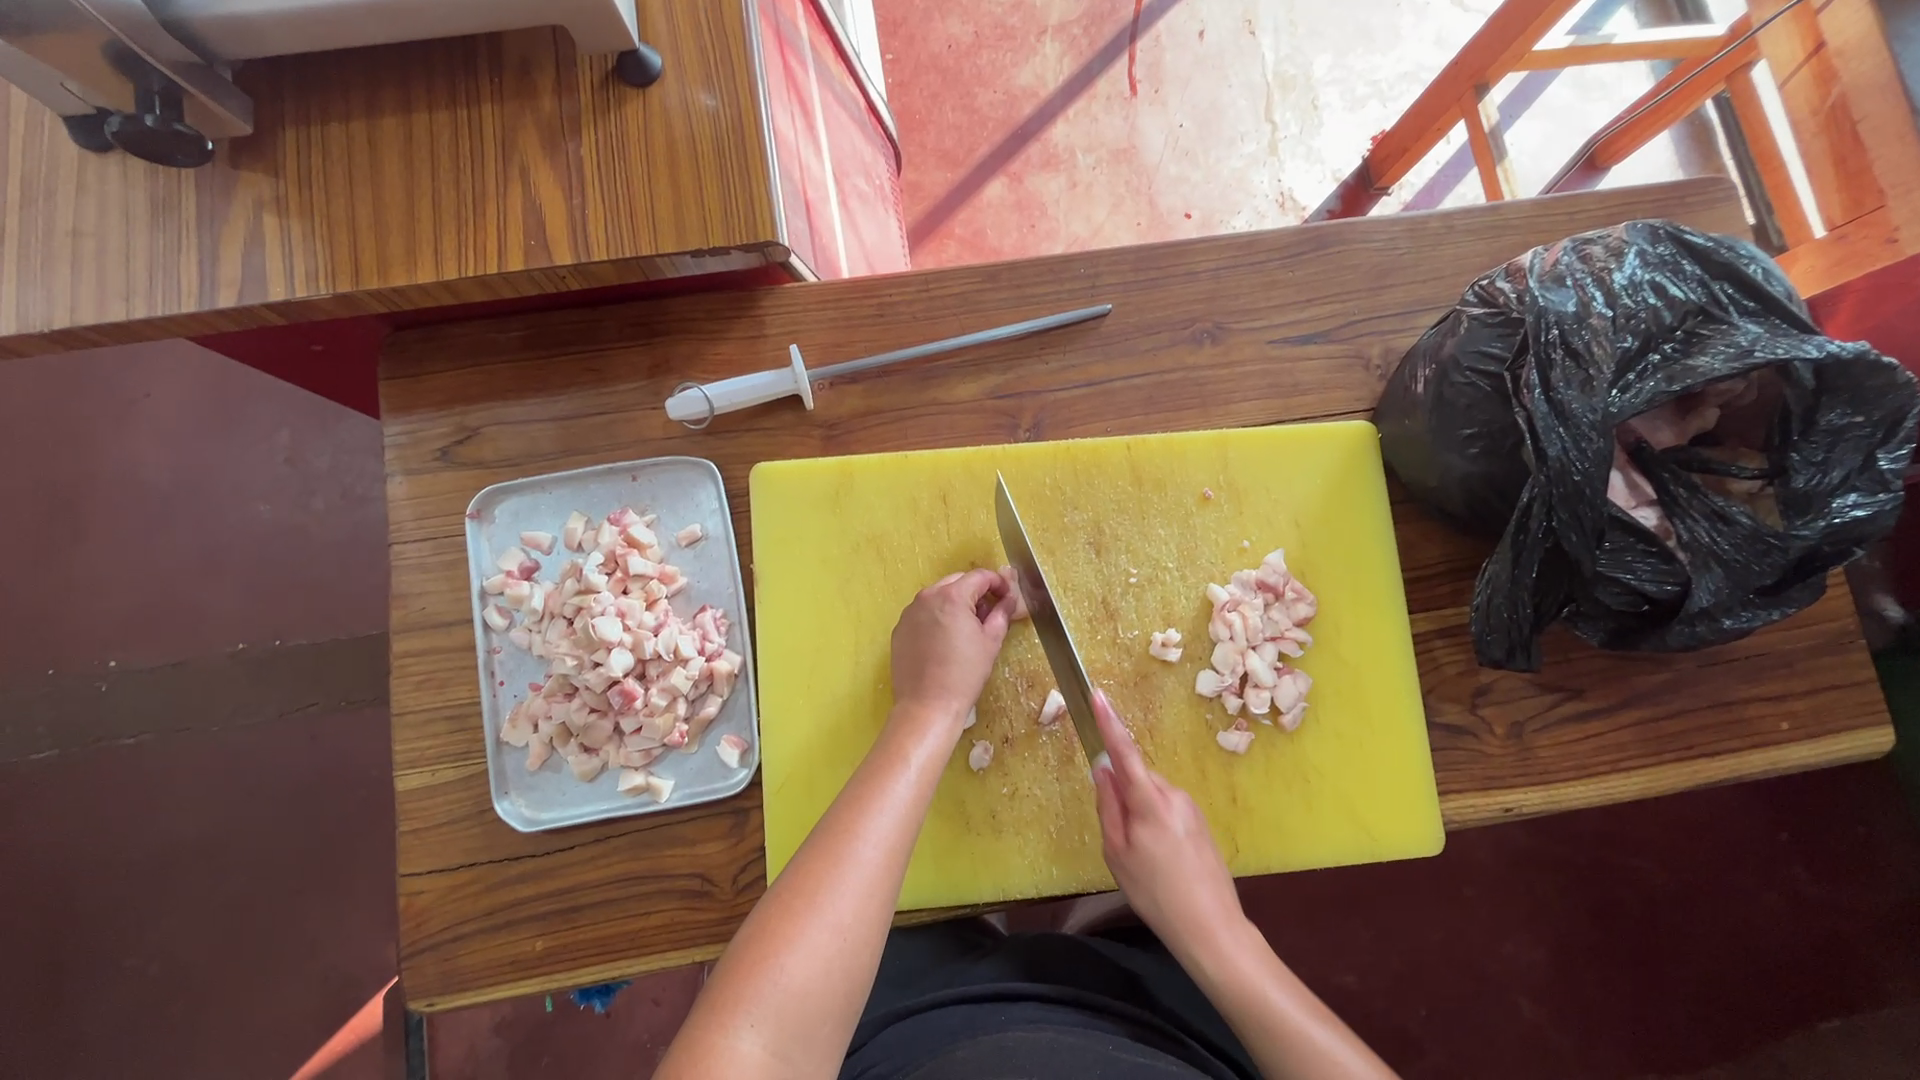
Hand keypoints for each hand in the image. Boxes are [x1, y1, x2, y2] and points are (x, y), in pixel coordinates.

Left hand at [889, 568, 1018, 729]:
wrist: (927, 705)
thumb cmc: (964, 674)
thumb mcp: (991, 642)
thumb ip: (1001, 613)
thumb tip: (1008, 599)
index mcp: (952, 597)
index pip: (979, 577)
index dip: (997, 583)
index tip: (1006, 596)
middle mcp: (927, 597)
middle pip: (957, 582)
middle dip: (975, 592)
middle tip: (988, 614)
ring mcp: (909, 612)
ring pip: (938, 596)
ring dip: (955, 603)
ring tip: (966, 628)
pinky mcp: (899, 628)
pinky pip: (922, 613)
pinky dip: (936, 617)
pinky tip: (944, 641)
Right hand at [1090, 690, 1246, 958]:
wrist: (1211, 927)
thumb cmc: (1155, 894)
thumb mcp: (1116, 853)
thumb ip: (1108, 806)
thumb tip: (1103, 768)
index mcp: (1149, 801)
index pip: (1124, 752)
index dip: (1109, 722)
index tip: (1098, 695)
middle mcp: (1174, 795)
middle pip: (1137, 778)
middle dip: (1123, 795)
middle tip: (1120, 842)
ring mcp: (1191, 807)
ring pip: (1152, 795)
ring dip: (1140, 813)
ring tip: (1144, 860)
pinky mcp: (1201, 821)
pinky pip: (1167, 809)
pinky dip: (1156, 823)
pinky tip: (1162, 860)